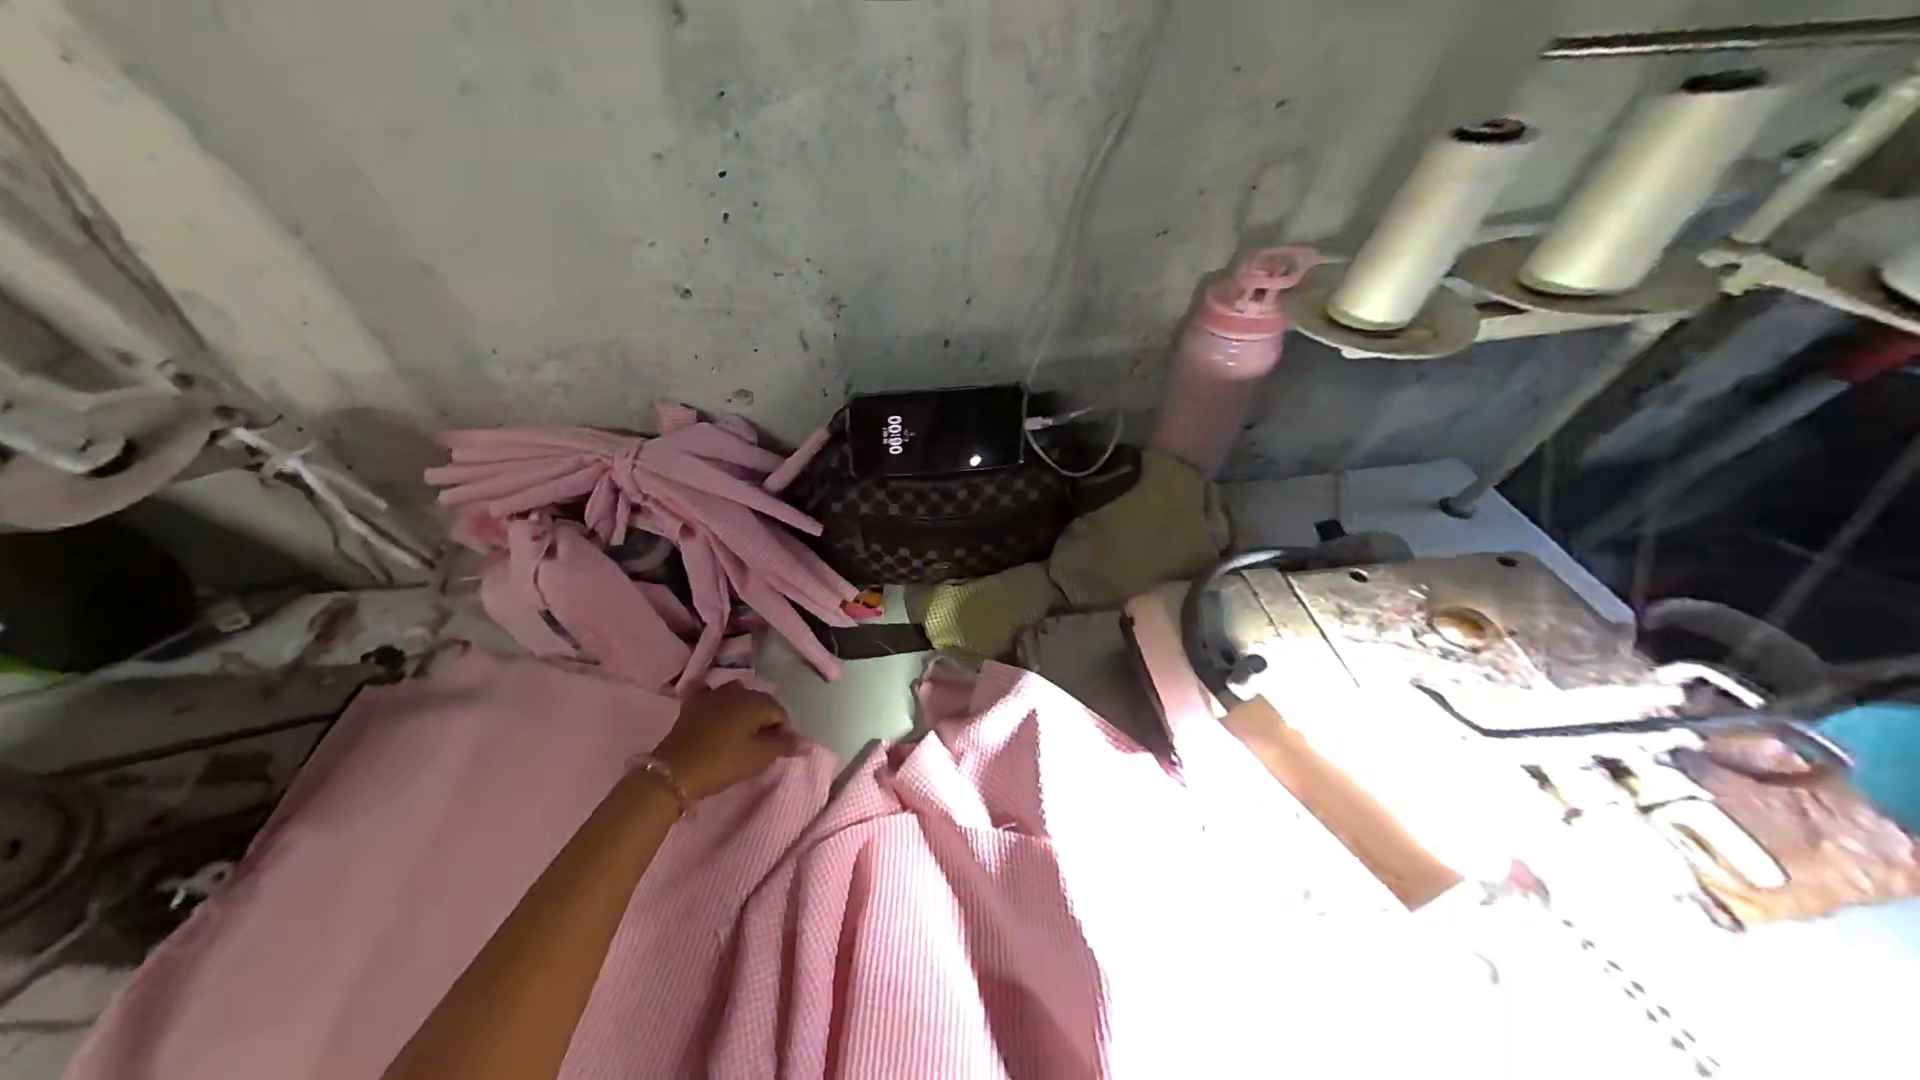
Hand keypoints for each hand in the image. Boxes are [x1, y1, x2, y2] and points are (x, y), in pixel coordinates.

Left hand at [648, 684, 805, 800]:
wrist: (674, 771)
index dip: (781, 734)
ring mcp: (712, 695)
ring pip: (736, 696)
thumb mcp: (759, 757)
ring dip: (741, 710)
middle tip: (757, 747)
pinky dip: (713, 699)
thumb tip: (808, 742)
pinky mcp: (691, 704)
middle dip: (763, 721)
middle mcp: (737, 691)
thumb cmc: (723, 762)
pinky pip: (707, 693)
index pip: (780, 714)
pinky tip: (713, 708)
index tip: (772, 753)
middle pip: (760, 703)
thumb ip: (785, 746)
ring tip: (738, 733)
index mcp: (756, 701)